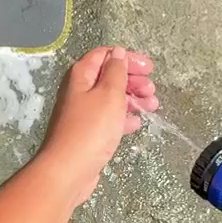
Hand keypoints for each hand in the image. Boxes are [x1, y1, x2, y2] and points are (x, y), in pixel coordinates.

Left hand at [36, 46, 156, 201]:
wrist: (69, 170)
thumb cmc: (91, 129)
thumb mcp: (109, 94)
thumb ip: (116, 71)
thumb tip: (117, 53)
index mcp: (82, 75)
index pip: (105, 55)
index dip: (127, 58)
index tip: (149, 68)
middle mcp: (80, 91)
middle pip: (109, 77)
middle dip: (133, 80)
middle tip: (152, 89)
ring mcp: (83, 113)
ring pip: (112, 98)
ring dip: (133, 99)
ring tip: (153, 106)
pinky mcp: (88, 133)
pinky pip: (109, 119)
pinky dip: (124, 118)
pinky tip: (136, 123)